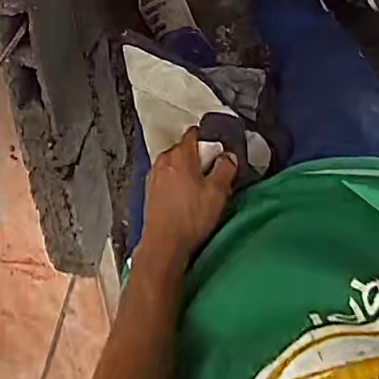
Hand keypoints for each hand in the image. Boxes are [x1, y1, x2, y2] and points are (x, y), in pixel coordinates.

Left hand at [140, 127, 236, 270]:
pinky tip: (183, 200)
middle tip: (211, 174)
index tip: (216, 150)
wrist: (164, 244)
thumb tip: (228, 157)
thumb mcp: (217, 193)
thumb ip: (225, 169)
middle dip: (197, 157)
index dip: (207, 140)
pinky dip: (175, 183)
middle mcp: (164, 160)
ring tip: (198, 190)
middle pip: (183, 148)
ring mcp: (154, 175)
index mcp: (180, 154)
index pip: (193, 134)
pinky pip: (166, 178)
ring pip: (174, 164)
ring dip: (185, 171)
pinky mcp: (150, 191)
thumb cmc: (190, 218)